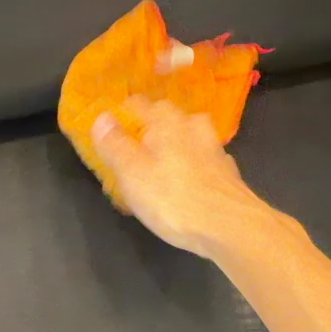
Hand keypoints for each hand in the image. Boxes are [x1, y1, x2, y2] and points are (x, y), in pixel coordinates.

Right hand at [88, 96, 277, 258]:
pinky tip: (190, 181)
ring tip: (165, 160)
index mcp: (166, 124)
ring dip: (178, 143)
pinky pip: (205, 160)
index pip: (141, 105)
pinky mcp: (227, 173)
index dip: (125, 111)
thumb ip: (115, 145)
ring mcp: (214, 150)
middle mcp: (193, 129)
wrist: (229, 226)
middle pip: (170, 117)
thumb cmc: (173, 200)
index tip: (115, 121)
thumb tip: (101, 117)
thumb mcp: (132, 174)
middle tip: (140, 142)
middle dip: (155, 126)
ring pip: (191, 137)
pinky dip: (195, 165)